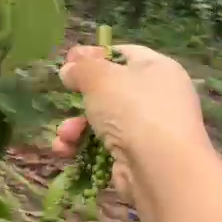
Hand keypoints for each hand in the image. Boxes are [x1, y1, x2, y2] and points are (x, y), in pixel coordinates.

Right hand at [50, 44, 208, 199]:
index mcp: (156, 69)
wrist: (159, 167)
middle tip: (62, 100)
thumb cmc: (132, 109)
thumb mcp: (99, 77)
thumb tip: (69, 68)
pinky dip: (82, 148)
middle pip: (109, 91)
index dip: (94, 56)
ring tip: (64, 136)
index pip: (123, 54)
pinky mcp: (136, 157)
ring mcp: (147, 130)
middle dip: (80, 99)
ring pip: (101, 122)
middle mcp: (156, 97)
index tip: (68, 63)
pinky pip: (102, 147)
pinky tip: (66, 151)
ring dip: (75, 128)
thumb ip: (81, 68)